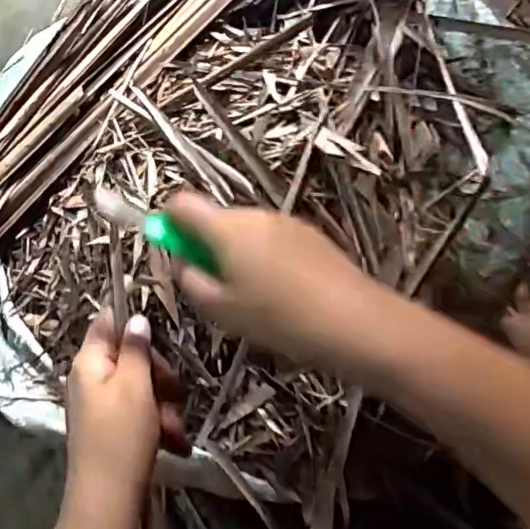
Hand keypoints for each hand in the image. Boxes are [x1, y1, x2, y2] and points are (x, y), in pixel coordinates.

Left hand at [65, 310, 187, 513]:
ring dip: (164, 405)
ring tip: (175, 431)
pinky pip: (139, 414)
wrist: (107, 506)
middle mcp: (90, 378)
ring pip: (141, 388)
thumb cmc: (120, 439)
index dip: (134, 325)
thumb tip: (136, 318)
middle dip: (159, 375)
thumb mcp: (134, 387)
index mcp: (88, 361)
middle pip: (130, 357)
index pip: (107, 321)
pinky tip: (174, 445)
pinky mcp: (111, 431)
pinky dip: (157, 425)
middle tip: (175, 392)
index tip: (160, 339)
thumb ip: (137, 349)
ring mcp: (100, 406)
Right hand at [166, 191, 414, 374]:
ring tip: (252, 296)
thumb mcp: (221, 310)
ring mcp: (284, 222)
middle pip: (213, 218)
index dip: (169, 223)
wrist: (360, 325)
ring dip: (235, 253)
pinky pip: (270, 239)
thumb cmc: (281, 319)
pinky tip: (281, 293)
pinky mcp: (309, 234)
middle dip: (205, 245)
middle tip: (214, 286)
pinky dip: (263, 257)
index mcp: (225, 228)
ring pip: (243, 230)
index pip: (180, 203)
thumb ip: (190, 280)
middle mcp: (253, 215)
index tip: (176, 251)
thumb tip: (183, 263)